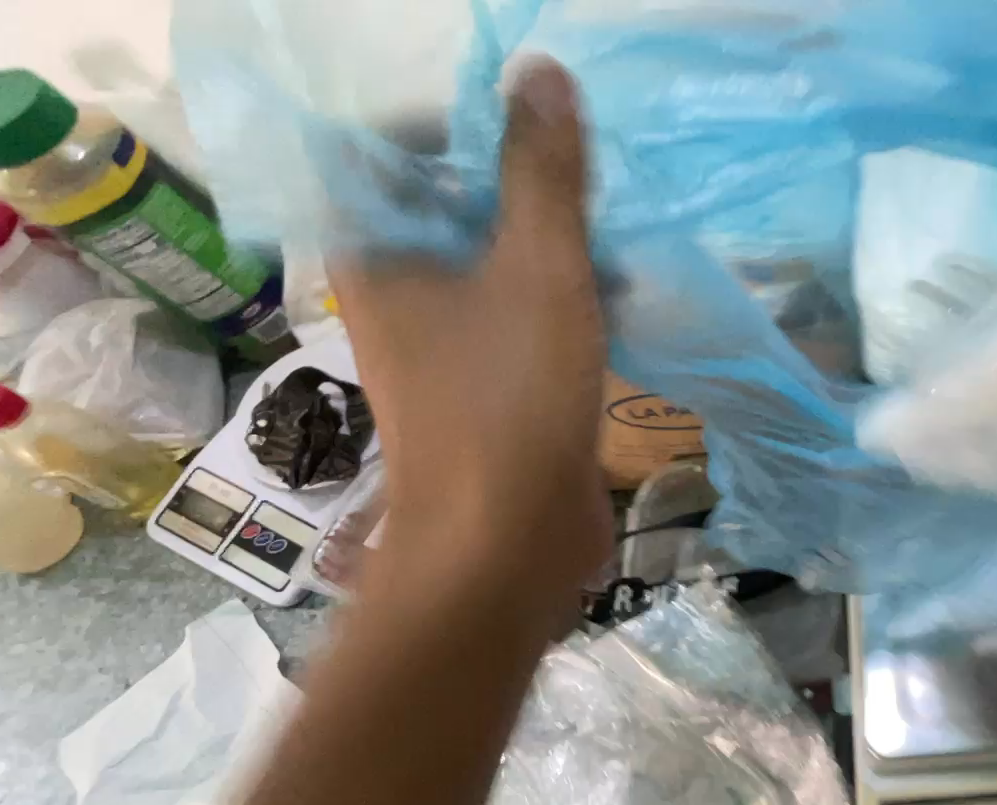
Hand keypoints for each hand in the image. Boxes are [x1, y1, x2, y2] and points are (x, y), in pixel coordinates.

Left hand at [331, 60, 611, 607]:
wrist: (510, 540)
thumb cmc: (511, 399)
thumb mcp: (539, 270)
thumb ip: (542, 173)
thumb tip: (542, 72)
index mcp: (376, 249)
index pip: (395, 146)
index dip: (463, 125)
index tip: (541, 131)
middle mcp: (399, 290)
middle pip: (456, 204)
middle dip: (527, 185)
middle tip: (596, 178)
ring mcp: (447, 342)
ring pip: (499, 263)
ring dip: (556, 243)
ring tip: (619, 230)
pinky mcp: (493, 383)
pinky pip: (525, 314)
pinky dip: (566, 295)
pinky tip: (620, 293)